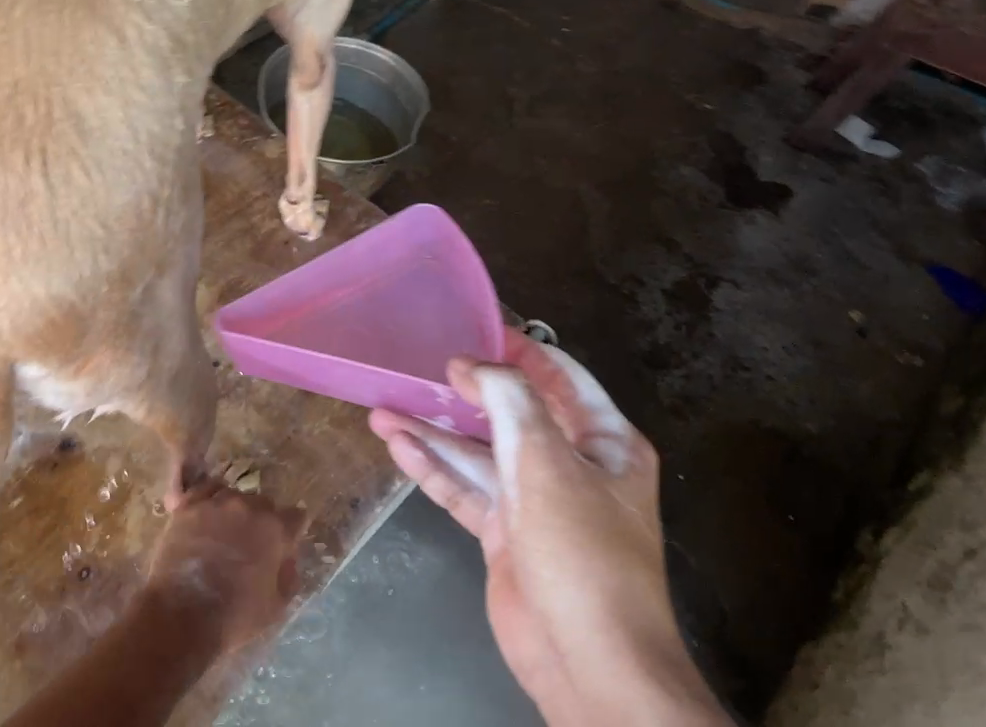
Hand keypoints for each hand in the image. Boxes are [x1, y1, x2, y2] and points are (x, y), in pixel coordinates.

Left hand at [147, 482, 307, 651]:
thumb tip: (286, 558)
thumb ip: (288, 575)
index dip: (291, 531)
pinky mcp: (187, 506)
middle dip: (262, 520)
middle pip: (263, 503)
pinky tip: (205, 515)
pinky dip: (207, 500)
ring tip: (225, 531)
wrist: (183, 615)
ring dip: (234, 510)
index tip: (284, 545)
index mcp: (274, 529)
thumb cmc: (235, 616)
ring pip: (233, 495)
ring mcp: (215, 503)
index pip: (295, 516)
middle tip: (252, 543)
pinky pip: (203, 491)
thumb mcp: (277, 606)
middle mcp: (247, 507)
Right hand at [369, 327, 729, 726]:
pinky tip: (396, 444)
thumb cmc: (580, 550)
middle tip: (415, 366)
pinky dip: (431, 468)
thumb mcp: (547, 461)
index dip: (519, 349)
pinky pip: (463, 488)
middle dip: (461, 392)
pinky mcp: (504, 533)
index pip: (561, 377)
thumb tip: (468, 364)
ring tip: (383, 407)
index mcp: (602, 442)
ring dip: (433, 431)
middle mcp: (569, 465)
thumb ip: (508, 400)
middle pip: (508, 413)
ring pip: (476, 452)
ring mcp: (533, 501)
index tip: (470, 324)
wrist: (589, 661)